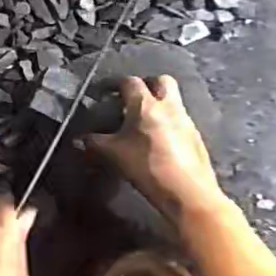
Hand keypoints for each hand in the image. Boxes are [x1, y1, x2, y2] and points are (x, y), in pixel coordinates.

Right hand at [85, 75, 229, 226]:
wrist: (188, 193)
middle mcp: (169, 107)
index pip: (130, 81)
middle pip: (162, 81)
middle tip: (130, 98)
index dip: (114, 84)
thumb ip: (93, 141)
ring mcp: (186, 122)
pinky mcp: (196, 137)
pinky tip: (156, 140)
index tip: (103, 93)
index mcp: (145, 106)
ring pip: (173, 101)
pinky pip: (180, 119)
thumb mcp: (111, 153)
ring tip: (141, 122)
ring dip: (158, 104)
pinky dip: (167, 122)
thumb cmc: (146, 166)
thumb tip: (79, 138)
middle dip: (146, 84)